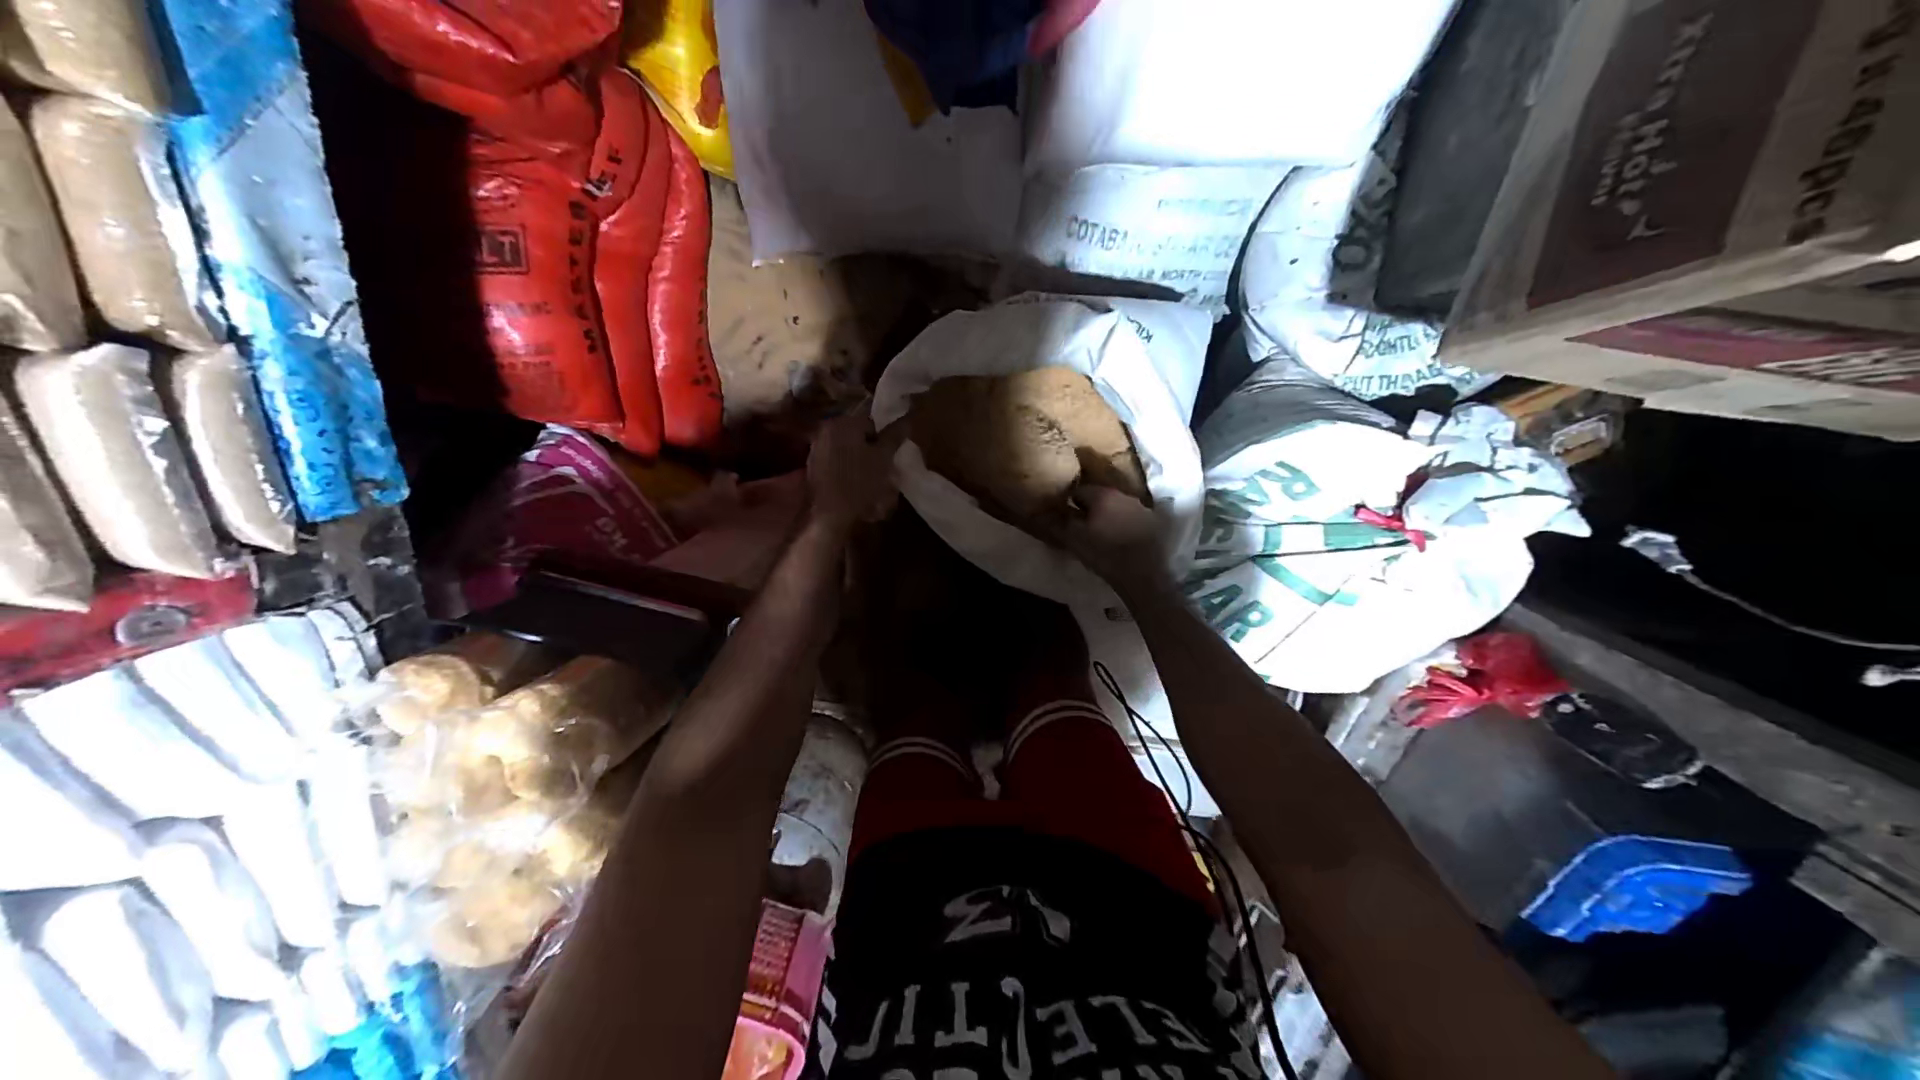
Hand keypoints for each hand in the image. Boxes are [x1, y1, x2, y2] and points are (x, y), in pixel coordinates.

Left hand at [806, 402, 904, 534]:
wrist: (831, 515)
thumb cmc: (860, 483)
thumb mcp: (883, 458)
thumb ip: (894, 436)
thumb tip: (907, 418)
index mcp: (843, 423)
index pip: (871, 423)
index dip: (882, 441)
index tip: (886, 459)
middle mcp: (825, 431)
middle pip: (856, 436)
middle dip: (869, 450)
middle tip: (879, 470)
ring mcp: (816, 449)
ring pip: (846, 450)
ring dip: (858, 461)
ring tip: (867, 481)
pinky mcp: (813, 467)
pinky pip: (835, 462)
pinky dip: (845, 470)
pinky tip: (851, 485)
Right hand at [1048, 483, 1170, 597]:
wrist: (1145, 574)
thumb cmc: (1105, 553)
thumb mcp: (1074, 540)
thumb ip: (1057, 524)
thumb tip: (1039, 513)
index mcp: (1102, 495)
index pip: (1078, 490)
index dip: (1068, 503)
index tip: (1063, 517)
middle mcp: (1122, 495)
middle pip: (1099, 498)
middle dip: (1088, 509)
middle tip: (1079, 528)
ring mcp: (1141, 508)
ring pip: (1116, 508)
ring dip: (1106, 517)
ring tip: (1099, 536)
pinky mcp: (1153, 523)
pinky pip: (1130, 519)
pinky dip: (1122, 526)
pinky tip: (1118, 542)